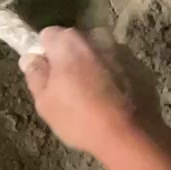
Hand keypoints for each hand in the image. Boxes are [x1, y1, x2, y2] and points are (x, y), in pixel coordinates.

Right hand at [19, 27, 170, 164]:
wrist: (131, 135)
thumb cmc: (80, 117)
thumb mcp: (45, 102)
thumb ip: (35, 74)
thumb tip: (29, 58)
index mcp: (69, 42)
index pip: (48, 34)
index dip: (45, 53)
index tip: (47, 74)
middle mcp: (96, 37)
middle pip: (76, 42)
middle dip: (70, 58)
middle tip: (68, 87)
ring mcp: (122, 50)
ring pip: (99, 53)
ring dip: (94, 66)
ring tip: (94, 96)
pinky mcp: (140, 66)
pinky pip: (119, 66)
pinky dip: (114, 76)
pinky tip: (113, 100)